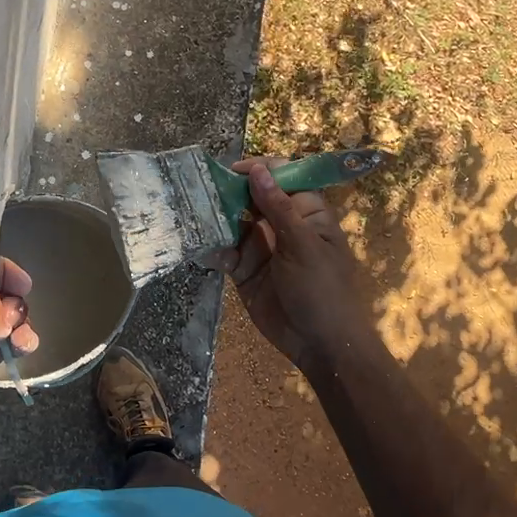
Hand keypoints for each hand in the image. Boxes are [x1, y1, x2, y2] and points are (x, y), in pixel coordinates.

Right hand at [210, 158, 372, 369]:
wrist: (321, 347)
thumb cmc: (323, 290)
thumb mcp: (303, 245)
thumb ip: (277, 207)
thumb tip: (257, 169)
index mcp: (305, 212)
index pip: (282, 177)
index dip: (259, 169)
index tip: (232, 171)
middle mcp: (280, 223)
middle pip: (251, 195)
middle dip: (228, 191)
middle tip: (201, 188)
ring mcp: (261, 245)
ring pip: (232, 220)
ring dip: (214, 217)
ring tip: (193, 213)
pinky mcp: (244, 269)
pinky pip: (224, 250)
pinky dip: (212, 247)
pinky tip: (202, 247)